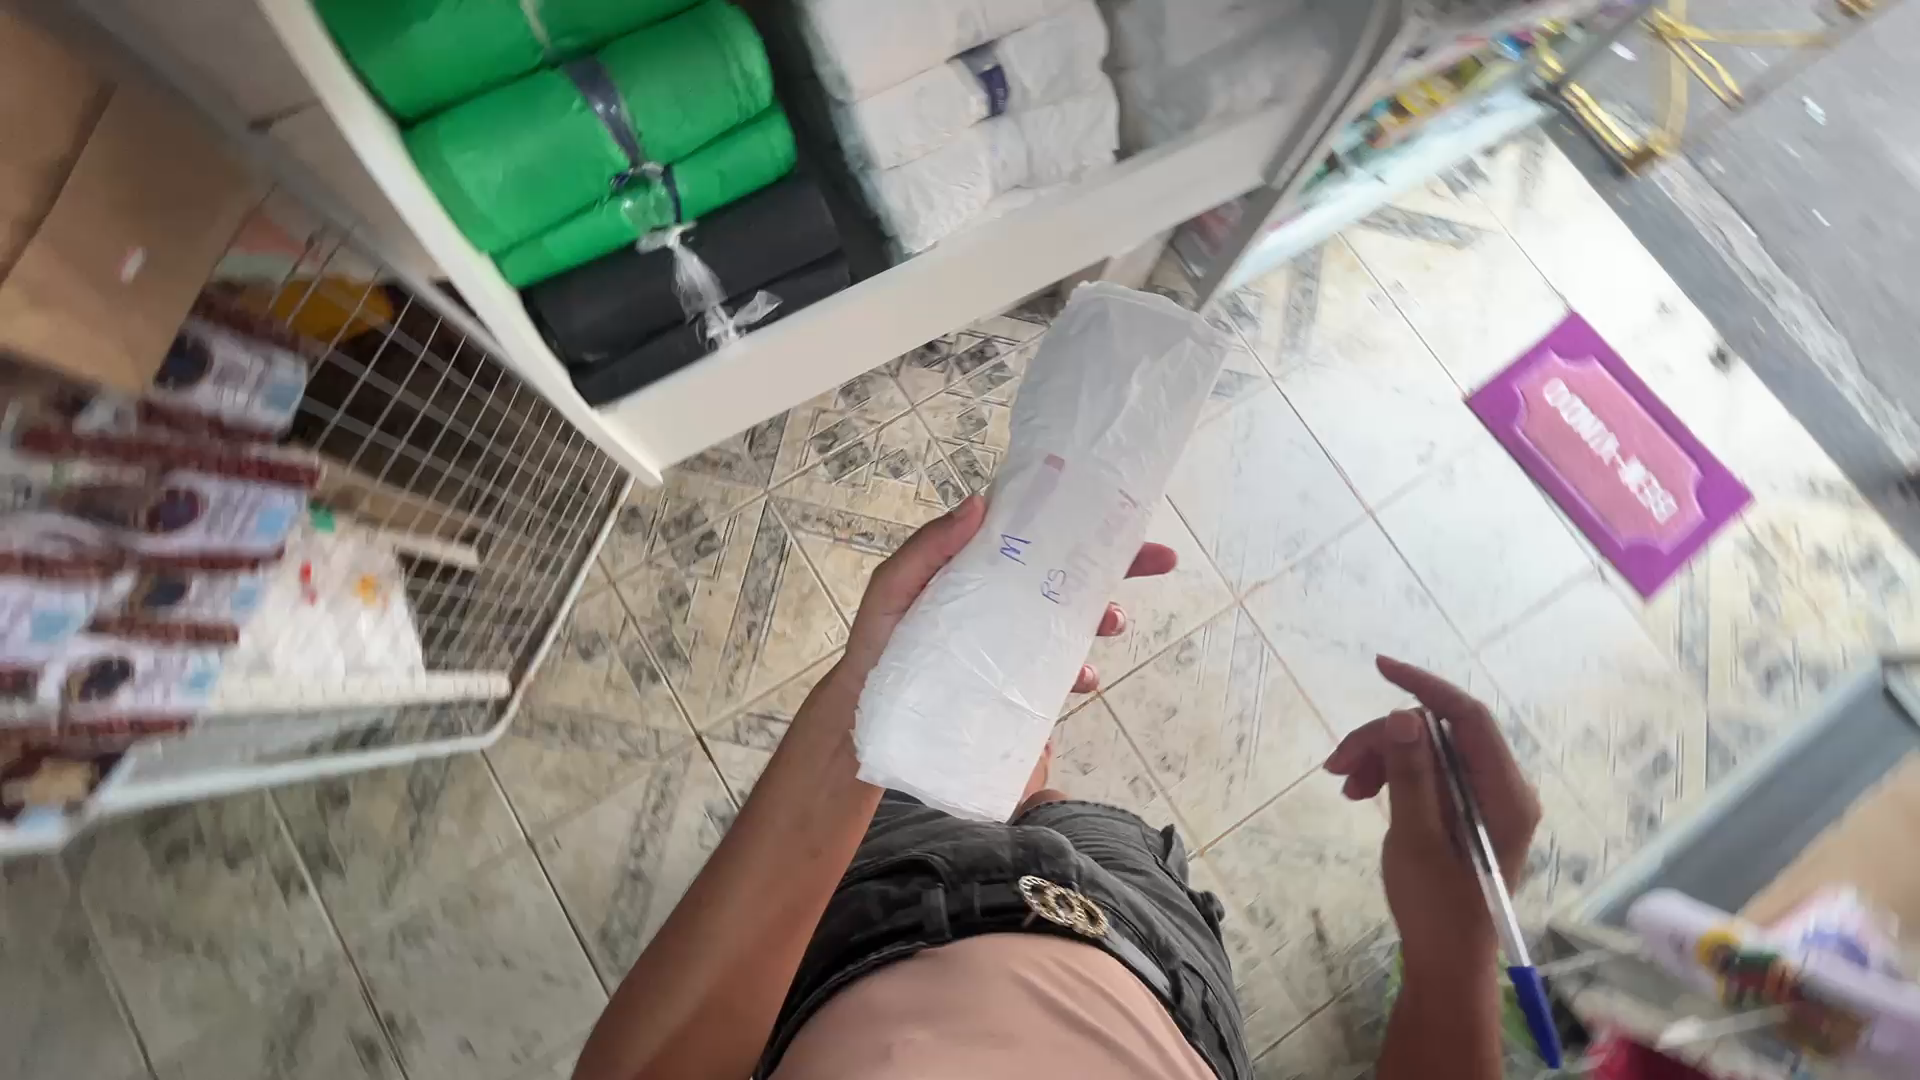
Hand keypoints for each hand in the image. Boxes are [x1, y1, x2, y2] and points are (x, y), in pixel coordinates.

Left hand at [838, 494, 1176, 691]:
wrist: (872, 716)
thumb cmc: (879, 643)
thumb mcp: (893, 589)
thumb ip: (928, 549)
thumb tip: (978, 502)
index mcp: (979, 567)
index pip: (1033, 534)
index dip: (1074, 519)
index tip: (1117, 509)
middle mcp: (1003, 598)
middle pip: (1067, 573)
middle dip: (1116, 565)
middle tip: (1158, 559)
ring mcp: (1014, 640)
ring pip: (1072, 621)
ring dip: (1101, 616)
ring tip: (1112, 622)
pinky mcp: (1018, 681)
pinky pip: (1059, 671)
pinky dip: (1079, 671)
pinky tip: (1082, 678)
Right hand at [1323, 656, 1540, 969]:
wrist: (1445, 953)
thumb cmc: (1436, 904)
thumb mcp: (1416, 838)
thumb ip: (1413, 776)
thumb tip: (1405, 716)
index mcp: (1504, 794)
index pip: (1469, 717)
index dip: (1425, 686)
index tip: (1380, 667)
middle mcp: (1499, 785)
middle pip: (1435, 733)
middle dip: (1382, 739)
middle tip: (1337, 765)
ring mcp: (1480, 794)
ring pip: (1421, 747)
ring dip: (1378, 756)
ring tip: (1345, 785)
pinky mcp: (1461, 803)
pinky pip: (1419, 767)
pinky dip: (1385, 771)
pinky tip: (1360, 791)